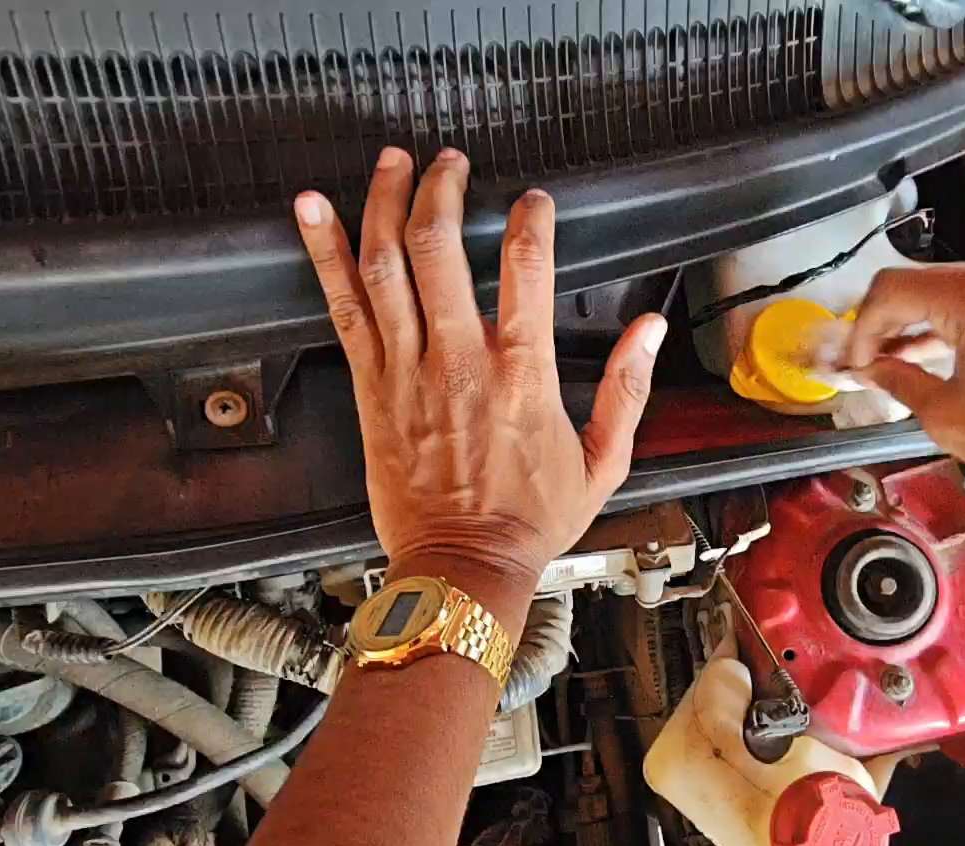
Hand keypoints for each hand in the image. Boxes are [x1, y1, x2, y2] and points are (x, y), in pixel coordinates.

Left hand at [295, 147, 666, 617]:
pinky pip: (344, 308)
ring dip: (387, 201)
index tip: (533, 202)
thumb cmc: (532, 519)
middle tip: (450, 163)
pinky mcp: (370, 389)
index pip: (527, 267)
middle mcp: (463, 360)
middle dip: (444, 189)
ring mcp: (409, 371)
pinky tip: (314, 209)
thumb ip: (629, 390)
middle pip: (442, 246)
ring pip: (387, 264)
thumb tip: (650, 332)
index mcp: (525, 375)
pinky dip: (326, 253)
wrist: (463, 564)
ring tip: (393, 161)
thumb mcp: (605, 462)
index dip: (529, 219)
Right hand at [841, 265, 964, 512]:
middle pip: (918, 282)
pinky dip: (944, 324)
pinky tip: (920, 352)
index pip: (893, 290)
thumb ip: (897, 379)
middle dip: (883, 320)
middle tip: (861, 359)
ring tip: (884, 360)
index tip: (853, 359)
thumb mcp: (943, 415)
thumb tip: (868, 368)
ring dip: (912, 322)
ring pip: (945, 291)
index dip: (862, 326)